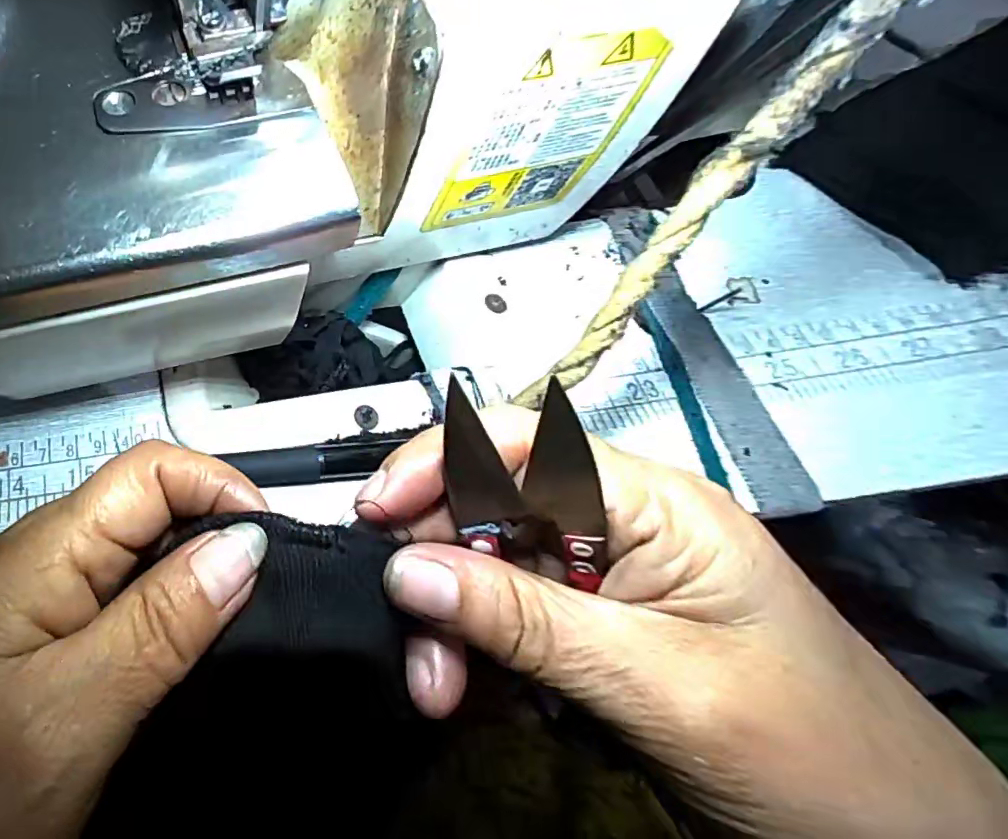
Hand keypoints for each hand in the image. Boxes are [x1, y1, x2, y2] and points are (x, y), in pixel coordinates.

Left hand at [0, 441, 269, 838]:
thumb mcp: (75, 707)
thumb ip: (160, 623)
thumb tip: (246, 545)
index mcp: (49, 545)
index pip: (147, 471)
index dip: (218, 487)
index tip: (278, 547)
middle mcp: (50, 549)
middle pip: (149, 500)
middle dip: (218, 526)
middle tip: (280, 592)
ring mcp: (51, 587)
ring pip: (144, 546)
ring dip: (202, 567)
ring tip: (256, 616)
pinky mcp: (55, 626)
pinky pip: (127, 590)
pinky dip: (174, 603)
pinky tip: (201, 639)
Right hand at [356, 404, 1007, 836]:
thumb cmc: (831, 764)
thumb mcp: (662, 685)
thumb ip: (524, 621)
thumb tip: (406, 573)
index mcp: (647, 505)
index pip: (515, 443)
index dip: (436, 461)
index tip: (377, 510)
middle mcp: (605, 525)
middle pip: (476, 509)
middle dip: (433, 569)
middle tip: (407, 630)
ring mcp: (586, 578)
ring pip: (472, 569)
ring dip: (444, 626)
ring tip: (440, 687)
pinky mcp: (572, 626)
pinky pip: (488, 618)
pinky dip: (466, 655)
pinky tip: (471, 695)